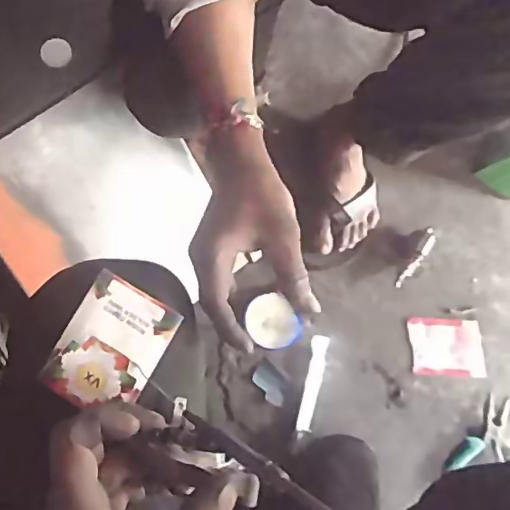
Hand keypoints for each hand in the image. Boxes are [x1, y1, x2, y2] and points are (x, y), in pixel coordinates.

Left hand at [16, 404, 244, 509]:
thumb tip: (230, 486)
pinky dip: (137, 491)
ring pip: (103, 474)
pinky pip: (103, 498)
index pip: (73, 438)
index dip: (111, 417)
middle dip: (149, 445)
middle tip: (197, 457)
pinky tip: (172, 501)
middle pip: (98, 451)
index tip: (159, 427)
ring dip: (148, 468)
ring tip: (196, 477)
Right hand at [191, 132, 321, 349]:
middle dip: (234, 323)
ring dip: (236, 307)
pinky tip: (256, 294)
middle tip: (256, 339)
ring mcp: (204, 252)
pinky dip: (236, 291)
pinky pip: (220, 277)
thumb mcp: (283, 237)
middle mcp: (201, 259)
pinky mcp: (211, 246)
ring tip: (259, 320)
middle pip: (213, 302)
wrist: (242, 161)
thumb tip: (308, 311)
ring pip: (217, 290)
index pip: (216, 305)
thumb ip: (292, 276)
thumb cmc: (261, 195)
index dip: (231, 329)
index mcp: (212, 258)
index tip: (250, 348)